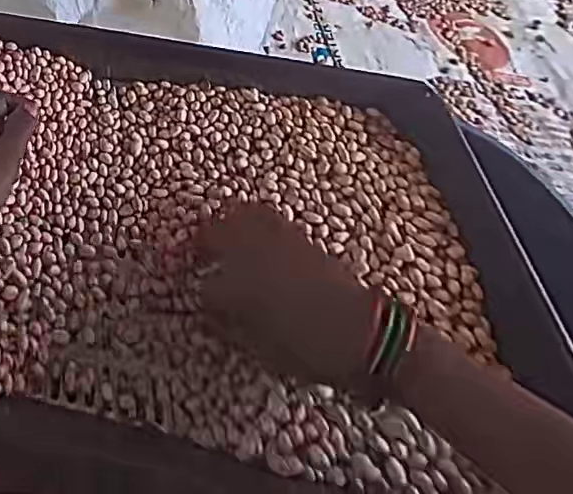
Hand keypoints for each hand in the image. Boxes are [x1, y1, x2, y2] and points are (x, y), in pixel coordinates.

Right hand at [196, 202, 378, 389]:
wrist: (379, 341)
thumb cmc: (322, 354)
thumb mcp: (272, 355)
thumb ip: (234, 332)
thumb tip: (207, 316)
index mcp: (249, 290)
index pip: (210, 288)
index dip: (200, 294)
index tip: (197, 301)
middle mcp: (261, 259)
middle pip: (218, 237)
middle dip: (201, 244)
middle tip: (193, 254)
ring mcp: (284, 245)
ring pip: (245, 217)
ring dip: (226, 220)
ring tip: (219, 228)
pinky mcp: (303, 242)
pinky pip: (271, 219)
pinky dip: (255, 218)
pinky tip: (254, 231)